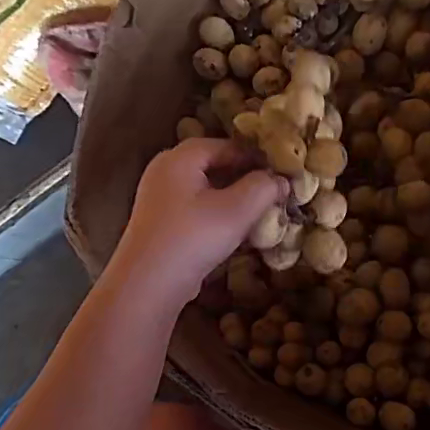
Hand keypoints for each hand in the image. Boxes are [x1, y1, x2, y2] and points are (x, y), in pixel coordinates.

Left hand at [106, 138, 286, 309]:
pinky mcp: (160, 224)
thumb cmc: (193, 238)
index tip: (281, 173)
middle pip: (213, 166)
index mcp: (179, 158)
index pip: (226, 145)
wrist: (148, 285)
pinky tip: (235, 233)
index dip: (256, 157)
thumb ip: (263, 188)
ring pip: (205, 190)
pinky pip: (195, 210)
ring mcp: (159, 199)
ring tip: (259, 214)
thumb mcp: (237, 210)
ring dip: (233, 199)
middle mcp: (165, 172)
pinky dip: (217, 216)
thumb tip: (281, 179)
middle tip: (273, 193)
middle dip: (245, 179)